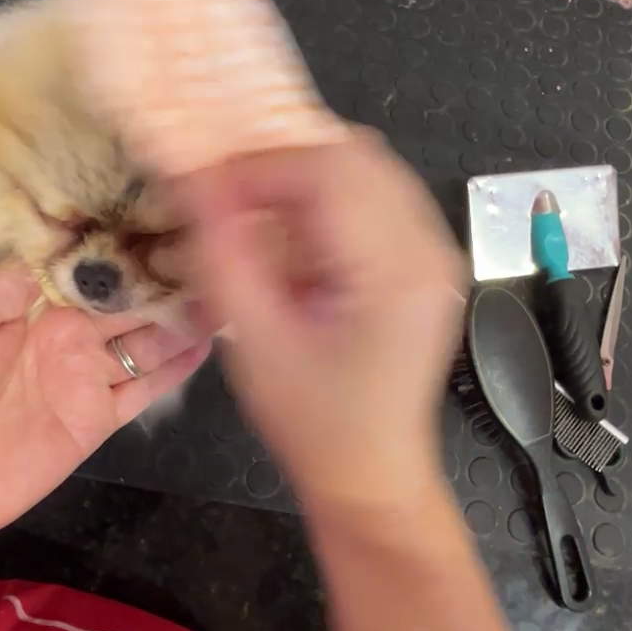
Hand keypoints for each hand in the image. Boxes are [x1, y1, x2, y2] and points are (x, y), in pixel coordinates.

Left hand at [0, 265, 209, 556]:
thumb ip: (14, 278)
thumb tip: (71, 242)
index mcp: (31, 299)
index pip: (91, 265)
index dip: (127, 245)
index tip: (169, 217)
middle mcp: (66, 331)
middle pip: (128, 299)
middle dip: (167, 276)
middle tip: (214, 251)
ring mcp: (84, 376)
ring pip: (147, 338)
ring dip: (182, 317)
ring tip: (224, 290)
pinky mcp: (97, 419)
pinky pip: (145, 387)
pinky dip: (176, 366)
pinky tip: (206, 342)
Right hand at [183, 135, 464, 515]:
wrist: (374, 474)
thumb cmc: (317, 424)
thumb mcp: (255, 342)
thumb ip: (222, 253)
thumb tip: (194, 181)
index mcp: (396, 271)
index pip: (328, 171)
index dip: (260, 165)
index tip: (210, 186)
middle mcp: (431, 249)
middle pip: (355, 156)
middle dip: (283, 164)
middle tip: (229, 194)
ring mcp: (436, 254)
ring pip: (367, 170)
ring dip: (306, 180)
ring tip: (260, 218)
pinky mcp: (426, 264)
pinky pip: (377, 199)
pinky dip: (329, 201)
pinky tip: (298, 239)